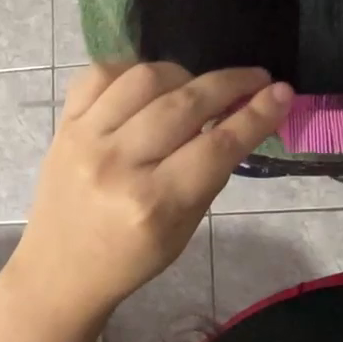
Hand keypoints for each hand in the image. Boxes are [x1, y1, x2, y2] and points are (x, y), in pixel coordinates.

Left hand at [13, 63, 293, 311]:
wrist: (59, 271)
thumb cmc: (131, 258)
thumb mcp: (185, 229)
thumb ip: (212, 171)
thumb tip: (242, 116)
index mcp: (154, 205)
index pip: (217, 146)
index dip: (255, 115)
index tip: (282, 93)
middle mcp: (118, 166)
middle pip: (184, 105)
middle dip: (229, 84)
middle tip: (256, 78)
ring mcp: (85, 140)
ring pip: (145, 79)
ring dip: (184, 75)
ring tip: (199, 88)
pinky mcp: (64, 125)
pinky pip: (100, 74)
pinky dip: (133, 70)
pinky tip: (152, 85)